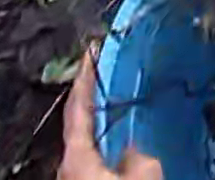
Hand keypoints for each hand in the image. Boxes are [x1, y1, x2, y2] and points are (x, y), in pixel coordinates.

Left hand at [57, 44, 161, 179]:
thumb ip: (139, 152)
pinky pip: (94, 160)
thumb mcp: (145, 176)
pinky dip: (106, 142)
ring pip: (87, 144)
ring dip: (102, 120)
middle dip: (93, 95)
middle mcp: (69, 171)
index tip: (92, 48)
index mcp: (77, 159)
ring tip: (123, 97)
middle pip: (79, 124)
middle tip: (111, 66)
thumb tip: (133, 145)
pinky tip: (125, 140)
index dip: (85, 75)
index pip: (78, 107)